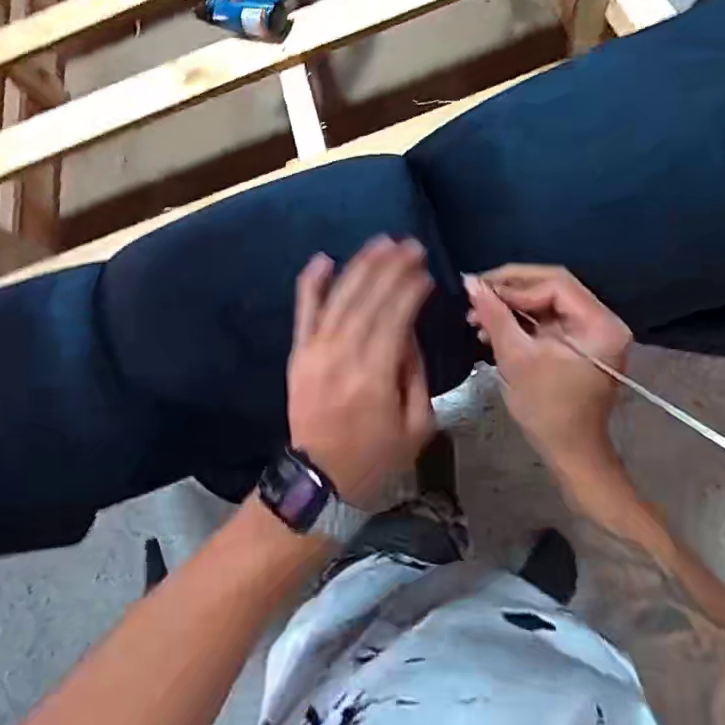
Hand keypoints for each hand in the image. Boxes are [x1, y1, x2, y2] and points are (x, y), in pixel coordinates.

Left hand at [287, 237, 436, 506]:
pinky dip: (312, 284)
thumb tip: (410, 332)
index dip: (411, 290)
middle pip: (369, 300)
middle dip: (391, 268)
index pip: (395, 318)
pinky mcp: (298, 355)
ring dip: (361, 266)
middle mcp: (343, 357)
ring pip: (340, 298)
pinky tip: (324, 259)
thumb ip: (415, 374)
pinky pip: (304, 313)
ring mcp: (315, 353)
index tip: (426, 271)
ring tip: (381, 242)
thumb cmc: (376, 458)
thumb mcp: (417, 425)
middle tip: (410, 245)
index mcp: (375, 377)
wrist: (319, 483)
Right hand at [464, 265, 631, 476]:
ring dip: (511, 307)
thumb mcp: (516, 358)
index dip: (515, 284)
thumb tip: (470, 281)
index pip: (556, 284)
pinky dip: (520, 322)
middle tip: (475, 297)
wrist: (568, 452)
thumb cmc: (547, 409)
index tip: (479, 290)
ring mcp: (592, 332)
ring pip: (546, 303)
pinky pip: (547, 320)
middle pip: (552, 288)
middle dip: (510, 292)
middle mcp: (604, 320)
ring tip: (477, 317)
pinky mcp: (578, 343)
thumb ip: (495, 315)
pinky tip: (492, 329)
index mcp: (600, 324)